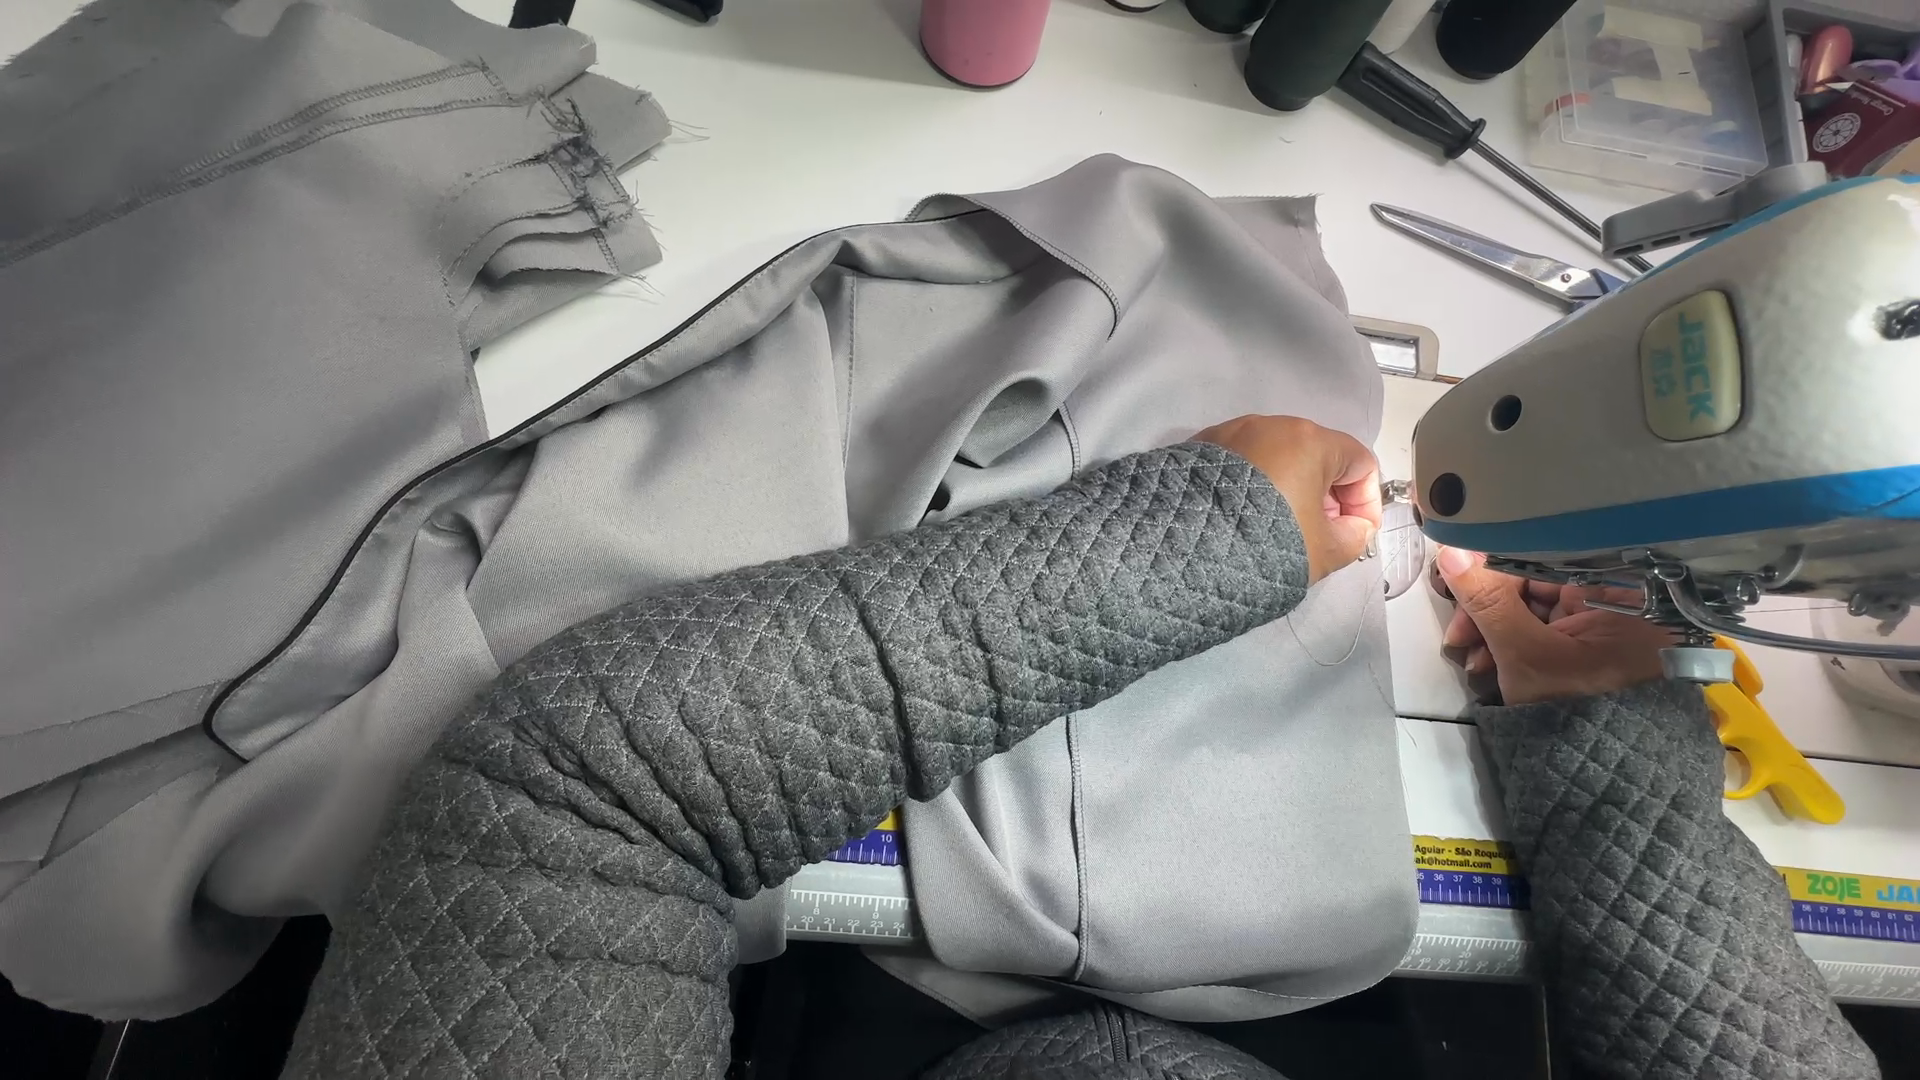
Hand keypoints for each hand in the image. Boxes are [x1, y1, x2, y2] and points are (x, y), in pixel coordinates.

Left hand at [1194, 415, 1380, 583]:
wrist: (1188, 549)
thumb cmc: (1264, 543)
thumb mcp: (1326, 551)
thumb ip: (1354, 535)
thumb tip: (1352, 526)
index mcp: (1308, 440)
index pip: (1359, 462)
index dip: (1365, 500)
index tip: (1355, 530)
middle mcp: (1269, 426)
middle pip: (1316, 456)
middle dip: (1326, 494)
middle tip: (1317, 531)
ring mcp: (1230, 433)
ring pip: (1275, 458)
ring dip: (1287, 488)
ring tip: (1276, 526)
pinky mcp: (1200, 448)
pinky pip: (1240, 463)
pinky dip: (1251, 484)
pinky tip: (1242, 516)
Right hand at [1433, 546, 1675, 705]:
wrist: (1608, 770)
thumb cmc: (1577, 704)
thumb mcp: (1524, 651)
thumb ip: (1487, 600)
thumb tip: (1452, 551)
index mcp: (1620, 595)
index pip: (1541, 561)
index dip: (1491, 572)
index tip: (1455, 586)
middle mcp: (1618, 603)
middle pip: (1532, 587)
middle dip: (1486, 611)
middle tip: (1457, 635)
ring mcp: (1603, 628)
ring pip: (1530, 610)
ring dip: (1491, 631)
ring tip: (1472, 660)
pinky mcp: (1589, 648)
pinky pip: (1539, 631)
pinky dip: (1509, 644)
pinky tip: (1489, 665)